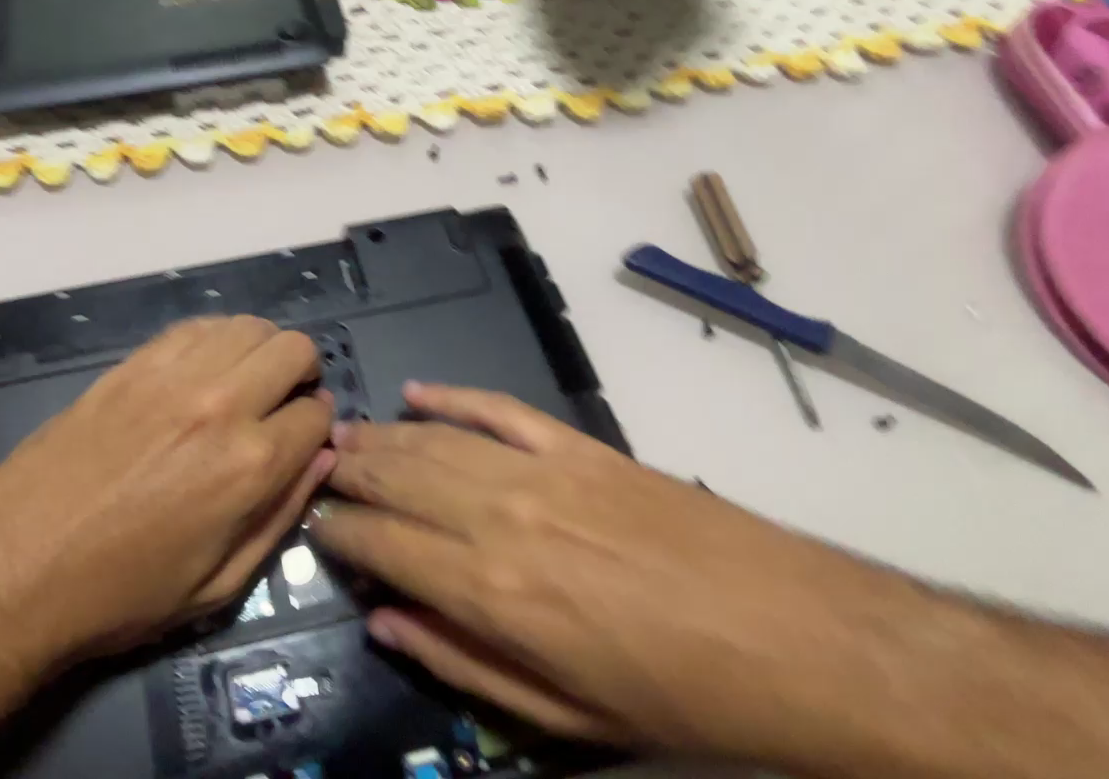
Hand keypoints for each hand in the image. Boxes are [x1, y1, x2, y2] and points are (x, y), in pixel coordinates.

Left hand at [0, 316, 335, 660]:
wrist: (16, 569)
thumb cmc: (122, 594)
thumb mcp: (220, 586)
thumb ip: (281, 515)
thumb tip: (321, 459)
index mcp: (250, 466)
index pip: (318, 415)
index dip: (318, 429)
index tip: (302, 443)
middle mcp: (220, 405)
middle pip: (293, 350)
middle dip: (301, 377)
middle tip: (280, 408)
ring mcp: (171, 376)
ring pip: (248, 326)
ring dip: (261, 352)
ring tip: (243, 385)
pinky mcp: (130, 365)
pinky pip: (194, 327)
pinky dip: (215, 341)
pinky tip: (201, 372)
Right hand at [308, 382, 931, 759]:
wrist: (794, 638)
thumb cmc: (675, 694)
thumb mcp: (561, 715)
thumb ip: (461, 661)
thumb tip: (387, 621)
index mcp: (490, 590)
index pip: (382, 544)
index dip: (339, 534)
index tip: (315, 527)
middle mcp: (500, 516)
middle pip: (398, 479)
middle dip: (347, 472)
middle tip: (315, 466)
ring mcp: (541, 470)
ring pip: (435, 439)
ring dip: (383, 435)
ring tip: (345, 433)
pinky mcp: (580, 446)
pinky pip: (499, 408)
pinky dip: (454, 398)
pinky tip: (418, 393)